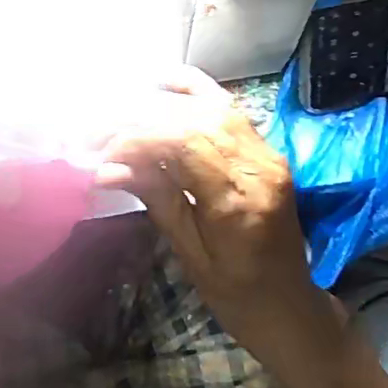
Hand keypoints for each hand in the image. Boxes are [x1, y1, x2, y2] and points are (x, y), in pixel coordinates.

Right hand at [103, 67, 316, 335]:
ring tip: (119, 113)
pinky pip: (230, 110)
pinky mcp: (266, 152)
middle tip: (98, 132)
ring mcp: (267, 155)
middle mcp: (258, 168)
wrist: (289, 305)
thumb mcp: (188, 252)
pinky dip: (196, 93)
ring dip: (160, 105)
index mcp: (238, 202)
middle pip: (195, 121)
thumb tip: (106, 169)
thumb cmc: (235, 293)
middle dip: (141, 120)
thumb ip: (155, 198)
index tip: (100, 153)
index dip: (137, 140)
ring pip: (211, 109)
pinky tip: (166, 82)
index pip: (184, 145)